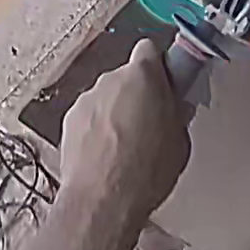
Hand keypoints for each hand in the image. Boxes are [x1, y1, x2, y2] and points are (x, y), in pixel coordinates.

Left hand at [59, 38, 190, 221]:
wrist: (102, 199)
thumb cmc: (146, 170)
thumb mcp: (180, 142)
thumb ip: (176, 113)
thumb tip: (174, 106)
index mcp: (142, 76)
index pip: (149, 49)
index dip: (158, 65)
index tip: (165, 82)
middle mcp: (110, 79)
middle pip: (127, 77)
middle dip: (137, 94)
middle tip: (150, 123)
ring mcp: (87, 98)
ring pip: (107, 97)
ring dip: (115, 112)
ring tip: (126, 147)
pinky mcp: (69, 118)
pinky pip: (89, 116)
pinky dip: (96, 128)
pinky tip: (105, 155)